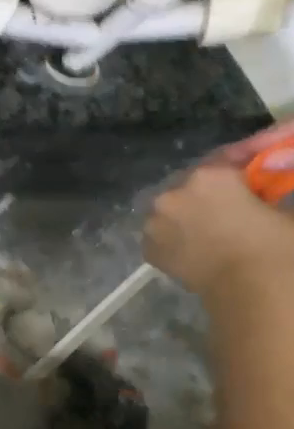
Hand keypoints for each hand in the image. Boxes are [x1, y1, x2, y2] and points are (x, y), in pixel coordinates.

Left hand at [145, 128, 293, 299]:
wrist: (253, 290)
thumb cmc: (279, 243)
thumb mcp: (285, 205)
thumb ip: (279, 181)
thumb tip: (281, 164)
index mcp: (205, 180)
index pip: (232, 154)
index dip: (259, 146)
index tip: (281, 138)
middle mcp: (169, 197)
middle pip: (201, 180)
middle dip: (228, 179)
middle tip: (255, 182)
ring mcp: (153, 225)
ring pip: (181, 205)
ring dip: (204, 204)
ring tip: (233, 210)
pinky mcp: (150, 249)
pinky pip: (171, 229)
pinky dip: (189, 226)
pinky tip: (213, 232)